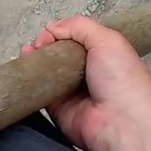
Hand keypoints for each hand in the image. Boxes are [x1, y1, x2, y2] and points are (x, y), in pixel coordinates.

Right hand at [21, 16, 150, 150]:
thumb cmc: (125, 84)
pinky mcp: (58, 109)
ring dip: (35, 60)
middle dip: (45, 46)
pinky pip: (40, 91)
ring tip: (28, 54)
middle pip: (59, 54)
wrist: (121, 124)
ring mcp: (73, 92)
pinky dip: (31, 80)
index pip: (77, 39)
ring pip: (47, 71)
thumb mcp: (108, 40)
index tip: (51, 33)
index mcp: (106, 57)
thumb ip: (80, 26)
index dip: (61, 33)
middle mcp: (89, 74)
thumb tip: (53, 27)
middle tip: (38, 45)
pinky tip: (26, 69)